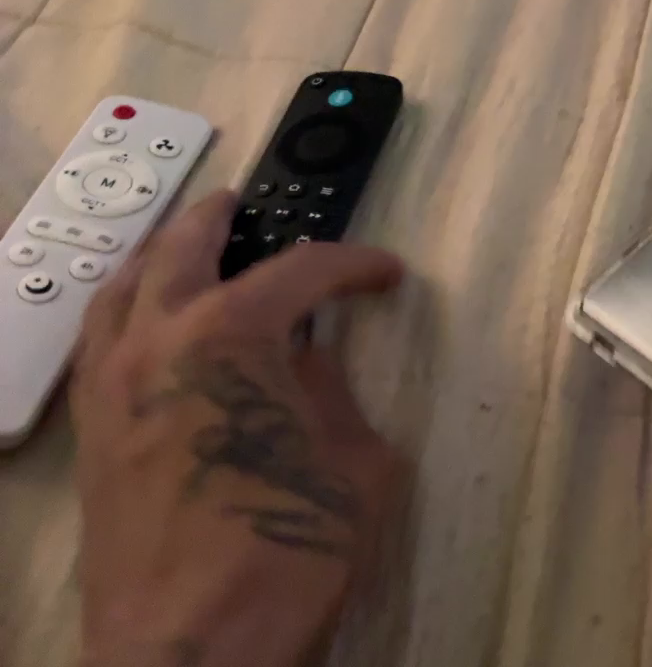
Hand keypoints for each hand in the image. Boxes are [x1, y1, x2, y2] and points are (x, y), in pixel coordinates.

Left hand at [72, 191, 404, 666]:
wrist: (196, 644)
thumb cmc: (297, 538)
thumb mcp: (355, 453)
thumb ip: (330, 391)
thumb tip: (309, 357)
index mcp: (232, 341)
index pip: (300, 270)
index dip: (355, 264)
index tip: (387, 275)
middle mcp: (157, 351)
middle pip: (180, 253)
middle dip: (222, 219)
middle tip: (256, 200)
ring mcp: (111, 394)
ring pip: (119, 293)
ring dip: (162, 257)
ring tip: (197, 242)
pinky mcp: (93, 436)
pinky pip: (103, 343)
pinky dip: (133, 310)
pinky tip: (160, 320)